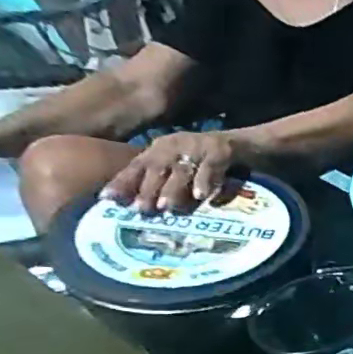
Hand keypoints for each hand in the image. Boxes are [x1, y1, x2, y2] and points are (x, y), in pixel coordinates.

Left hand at [101, 131, 236, 213]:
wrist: (244, 144)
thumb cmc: (209, 161)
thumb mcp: (181, 165)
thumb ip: (163, 180)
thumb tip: (139, 205)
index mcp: (161, 148)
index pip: (137, 165)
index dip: (124, 182)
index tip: (108, 199)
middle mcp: (175, 144)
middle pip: (157, 168)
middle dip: (147, 188)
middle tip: (141, 209)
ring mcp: (198, 147)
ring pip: (181, 169)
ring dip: (173, 189)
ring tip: (166, 207)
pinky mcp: (221, 152)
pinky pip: (211, 168)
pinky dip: (206, 182)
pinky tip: (202, 197)